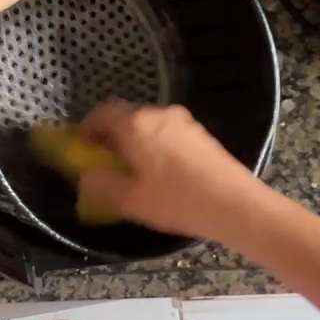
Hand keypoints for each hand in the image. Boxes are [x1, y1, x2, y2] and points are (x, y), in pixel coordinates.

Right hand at [77, 102, 273, 243]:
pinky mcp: (200, 133)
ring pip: (147, 125)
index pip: (100, 114)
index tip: (82, 149)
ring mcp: (182, 121)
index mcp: (135, 125)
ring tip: (135, 173)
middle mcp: (157, 114)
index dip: (87, 129)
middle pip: (124, 118)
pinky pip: (166, 132)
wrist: (237, 206)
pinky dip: (155, 146)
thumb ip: (99, 186)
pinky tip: (162, 174)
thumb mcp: (129, 200)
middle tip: (106, 165)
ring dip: (134, 143)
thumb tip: (84, 178)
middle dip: (111, 138)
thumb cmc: (178, 201)